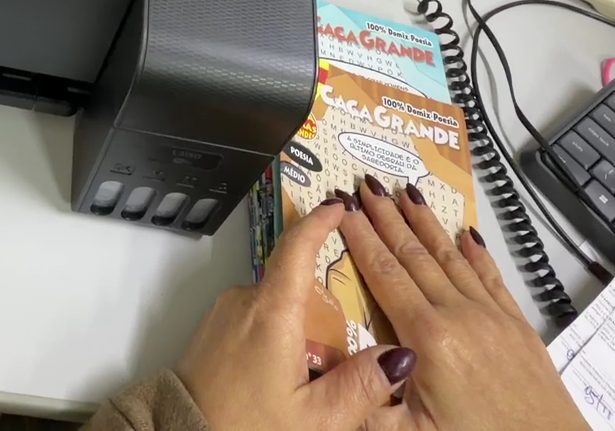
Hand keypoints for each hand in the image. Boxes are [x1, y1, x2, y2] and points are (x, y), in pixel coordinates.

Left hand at [177, 199, 417, 430]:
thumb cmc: (246, 427)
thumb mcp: (316, 419)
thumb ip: (360, 386)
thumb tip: (400, 357)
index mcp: (272, 310)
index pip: (298, 247)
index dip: (320, 221)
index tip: (339, 206)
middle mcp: (245, 298)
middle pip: (293, 282)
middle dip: (322, 309)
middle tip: (342, 350)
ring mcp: (226, 309)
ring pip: (275, 304)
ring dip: (298, 328)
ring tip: (313, 376)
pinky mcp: (215, 325)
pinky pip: (255, 316)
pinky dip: (276, 335)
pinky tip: (285, 375)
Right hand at [340, 179, 589, 430]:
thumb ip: (369, 404)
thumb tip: (331, 371)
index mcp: (427, 336)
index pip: (383, 272)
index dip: (360, 235)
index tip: (342, 204)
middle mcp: (459, 314)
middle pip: (413, 254)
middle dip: (386, 216)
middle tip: (366, 184)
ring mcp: (492, 317)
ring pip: (450, 256)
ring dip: (425, 222)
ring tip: (407, 191)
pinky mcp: (519, 328)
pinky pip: (492, 278)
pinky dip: (476, 253)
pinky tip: (467, 233)